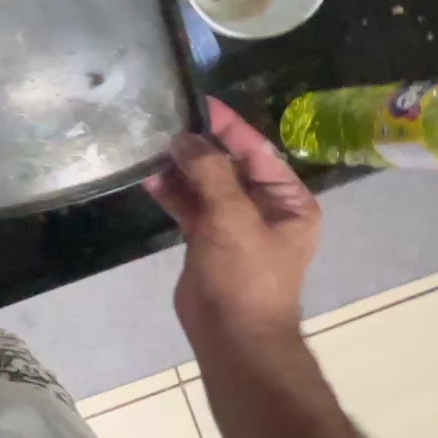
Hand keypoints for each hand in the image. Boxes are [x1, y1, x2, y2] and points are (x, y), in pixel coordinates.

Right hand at [142, 98, 319, 343]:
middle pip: (228, 166)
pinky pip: (189, 206)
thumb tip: (184, 140)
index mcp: (288, 200)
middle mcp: (263, 207)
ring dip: (181, 169)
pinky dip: (172, 193)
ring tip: (151, 148)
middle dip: (198, 147)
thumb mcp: (233, 219)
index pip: (257, 152)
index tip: (199, 103)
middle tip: (165, 123)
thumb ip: (210, 174)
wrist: (232, 335)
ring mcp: (233, 224)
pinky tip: (149, 178)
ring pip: (205, 185)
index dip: (228, 127)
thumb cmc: (246, 276)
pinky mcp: (206, 239)